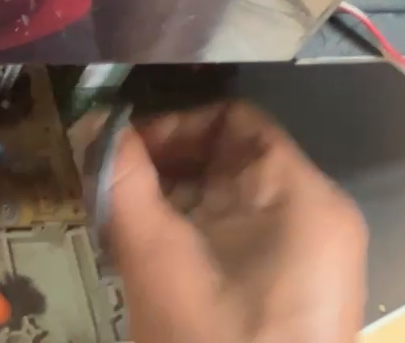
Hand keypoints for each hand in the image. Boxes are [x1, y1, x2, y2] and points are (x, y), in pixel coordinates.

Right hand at [102, 102, 366, 342]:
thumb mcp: (156, 254)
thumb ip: (119, 178)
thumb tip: (90, 122)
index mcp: (301, 196)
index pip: (232, 119)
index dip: (173, 125)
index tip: (125, 152)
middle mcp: (314, 215)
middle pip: (226, 155)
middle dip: (163, 165)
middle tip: (114, 185)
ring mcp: (306, 255)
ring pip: (224, 194)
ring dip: (169, 198)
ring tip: (125, 221)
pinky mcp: (290, 286)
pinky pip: (232, 230)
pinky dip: (187, 229)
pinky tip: (151, 252)